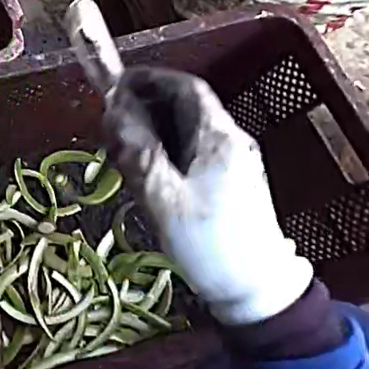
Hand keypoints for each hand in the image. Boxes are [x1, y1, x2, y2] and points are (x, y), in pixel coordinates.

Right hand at [103, 68, 313, 325]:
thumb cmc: (209, 243)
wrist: (257, 290)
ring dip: (152, 129)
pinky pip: (191, 150)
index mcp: (218, 138)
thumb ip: (138, 151)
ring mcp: (232, 161)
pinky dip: (164, 148)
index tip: (116, 84)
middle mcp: (229, 141)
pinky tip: (145, 170)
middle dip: (145, 105)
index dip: (149, 78)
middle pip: (184, 106)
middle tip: (111, 122)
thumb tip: (114, 112)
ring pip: (186, 129)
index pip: (185, 87)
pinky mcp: (229, 181)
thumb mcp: (164, 198)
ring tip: (121, 148)